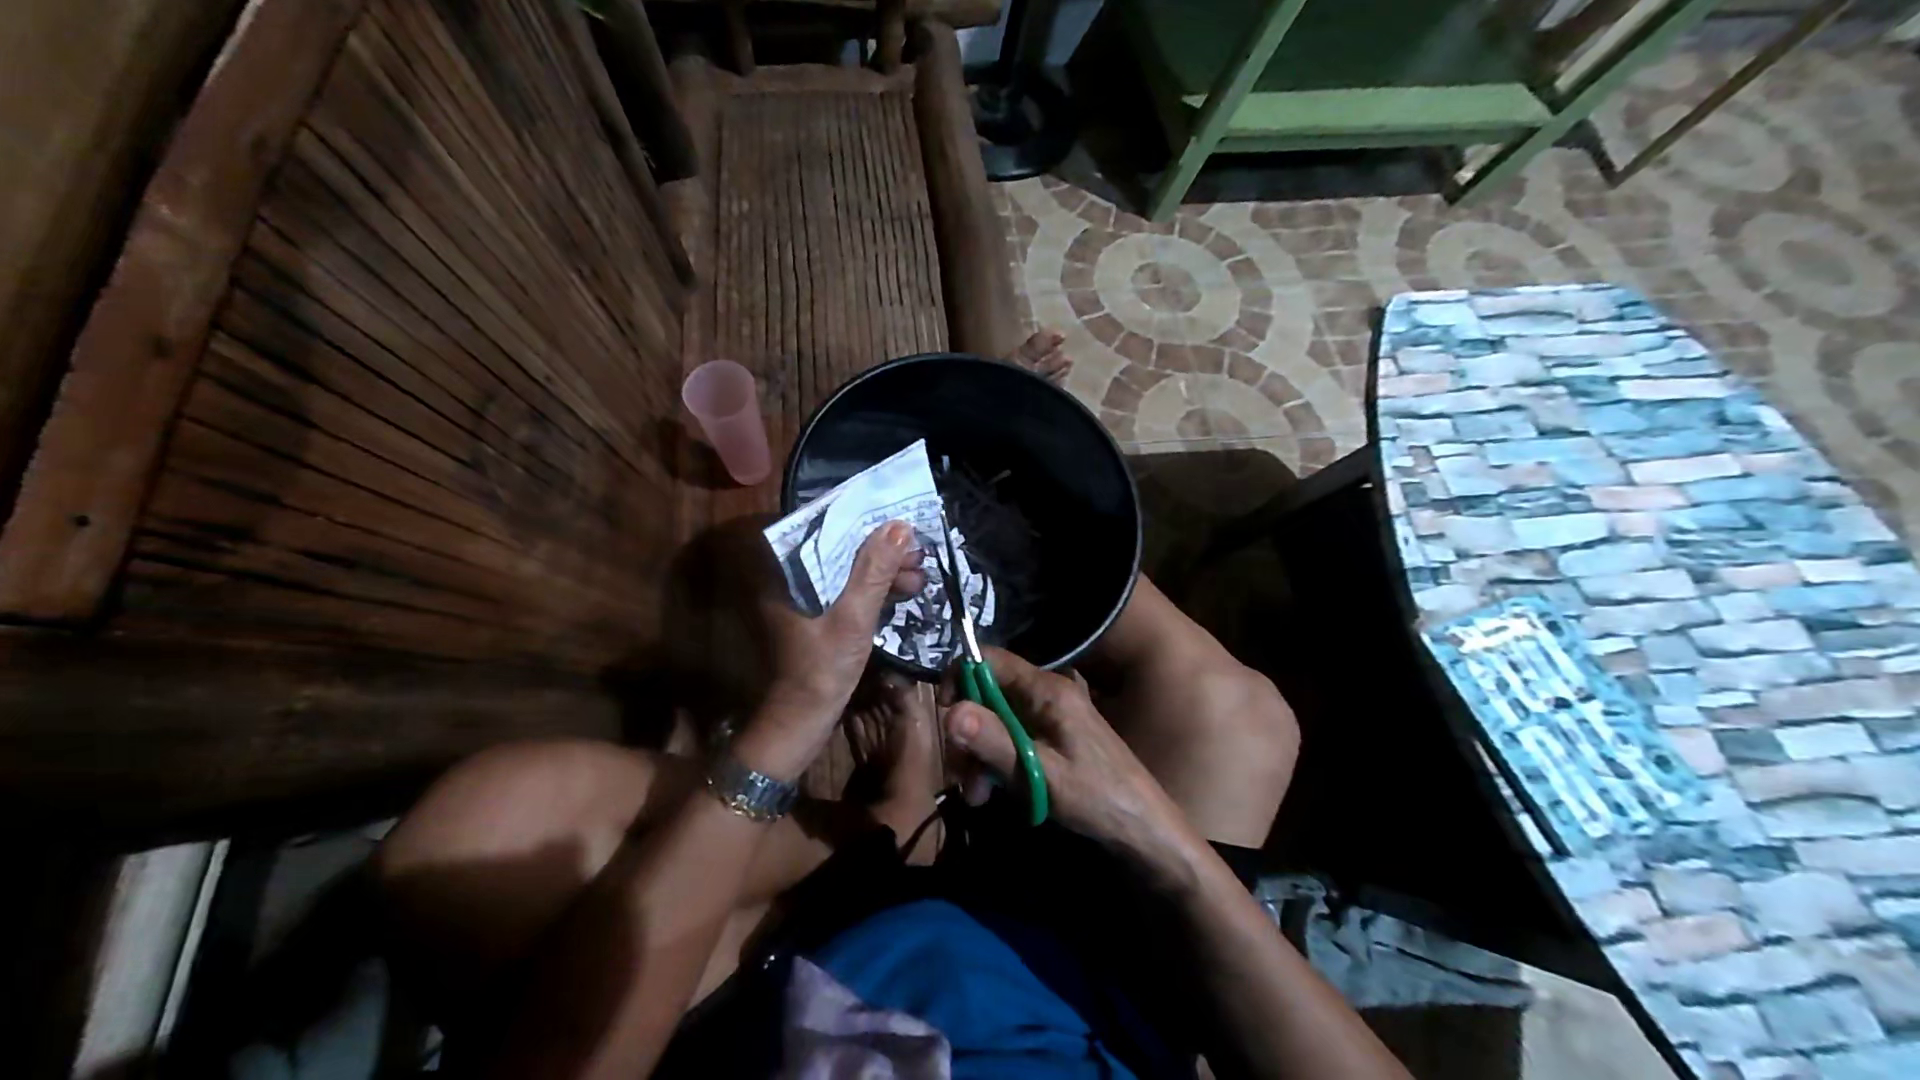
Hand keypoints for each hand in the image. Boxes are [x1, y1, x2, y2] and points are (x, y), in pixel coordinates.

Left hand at [740, 522, 924, 776]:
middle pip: (842, 550)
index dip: (865, 523)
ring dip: (885, 571)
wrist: (802, 721)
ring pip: (850, 571)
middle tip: (918, 554)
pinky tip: (904, 591)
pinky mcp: (821, 616)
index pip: (826, 529)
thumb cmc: (821, 669)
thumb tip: (899, 527)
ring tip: (919, 576)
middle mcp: (794, 579)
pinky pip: (851, 591)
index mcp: (788, 573)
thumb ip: (874, 572)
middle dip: (882, 550)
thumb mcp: (853, 617)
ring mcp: (807, 599)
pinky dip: (877, 590)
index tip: (899, 525)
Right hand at [943, 648, 1199, 882]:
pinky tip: (993, 791)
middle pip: (988, 693)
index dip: (961, 679)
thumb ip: (994, 742)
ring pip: (995, 718)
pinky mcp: (1051, 735)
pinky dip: (996, 759)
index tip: (947, 717)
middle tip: (963, 778)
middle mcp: (1047, 693)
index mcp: (1047, 690)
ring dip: (979, 753)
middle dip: (968, 732)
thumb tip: (950, 712)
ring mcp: (1050, 714)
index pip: (991, 659)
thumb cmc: (1096, 799)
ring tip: (978, 795)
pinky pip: (1011, 735)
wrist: (1142, 827)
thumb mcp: (1039, 774)